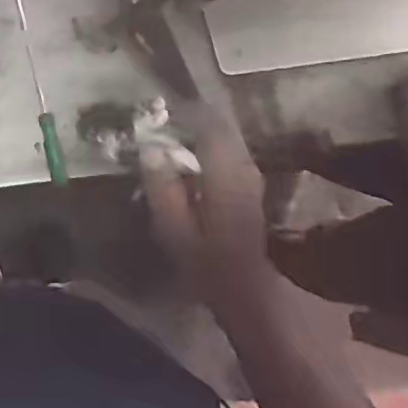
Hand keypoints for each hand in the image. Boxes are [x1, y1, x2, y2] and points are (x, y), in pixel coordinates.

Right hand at [139, 107, 275, 306]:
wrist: (257, 298)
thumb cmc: (211, 267)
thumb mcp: (175, 232)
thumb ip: (162, 188)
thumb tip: (150, 150)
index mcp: (225, 172)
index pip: (208, 122)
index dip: (183, 110)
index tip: (159, 109)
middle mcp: (244, 166)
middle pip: (220, 127)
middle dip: (191, 120)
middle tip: (161, 123)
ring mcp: (252, 177)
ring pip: (227, 140)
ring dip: (201, 135)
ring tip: (172, 140)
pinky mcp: (253, 189)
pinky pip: (230, 155)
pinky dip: (210, 150)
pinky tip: (191, 163)